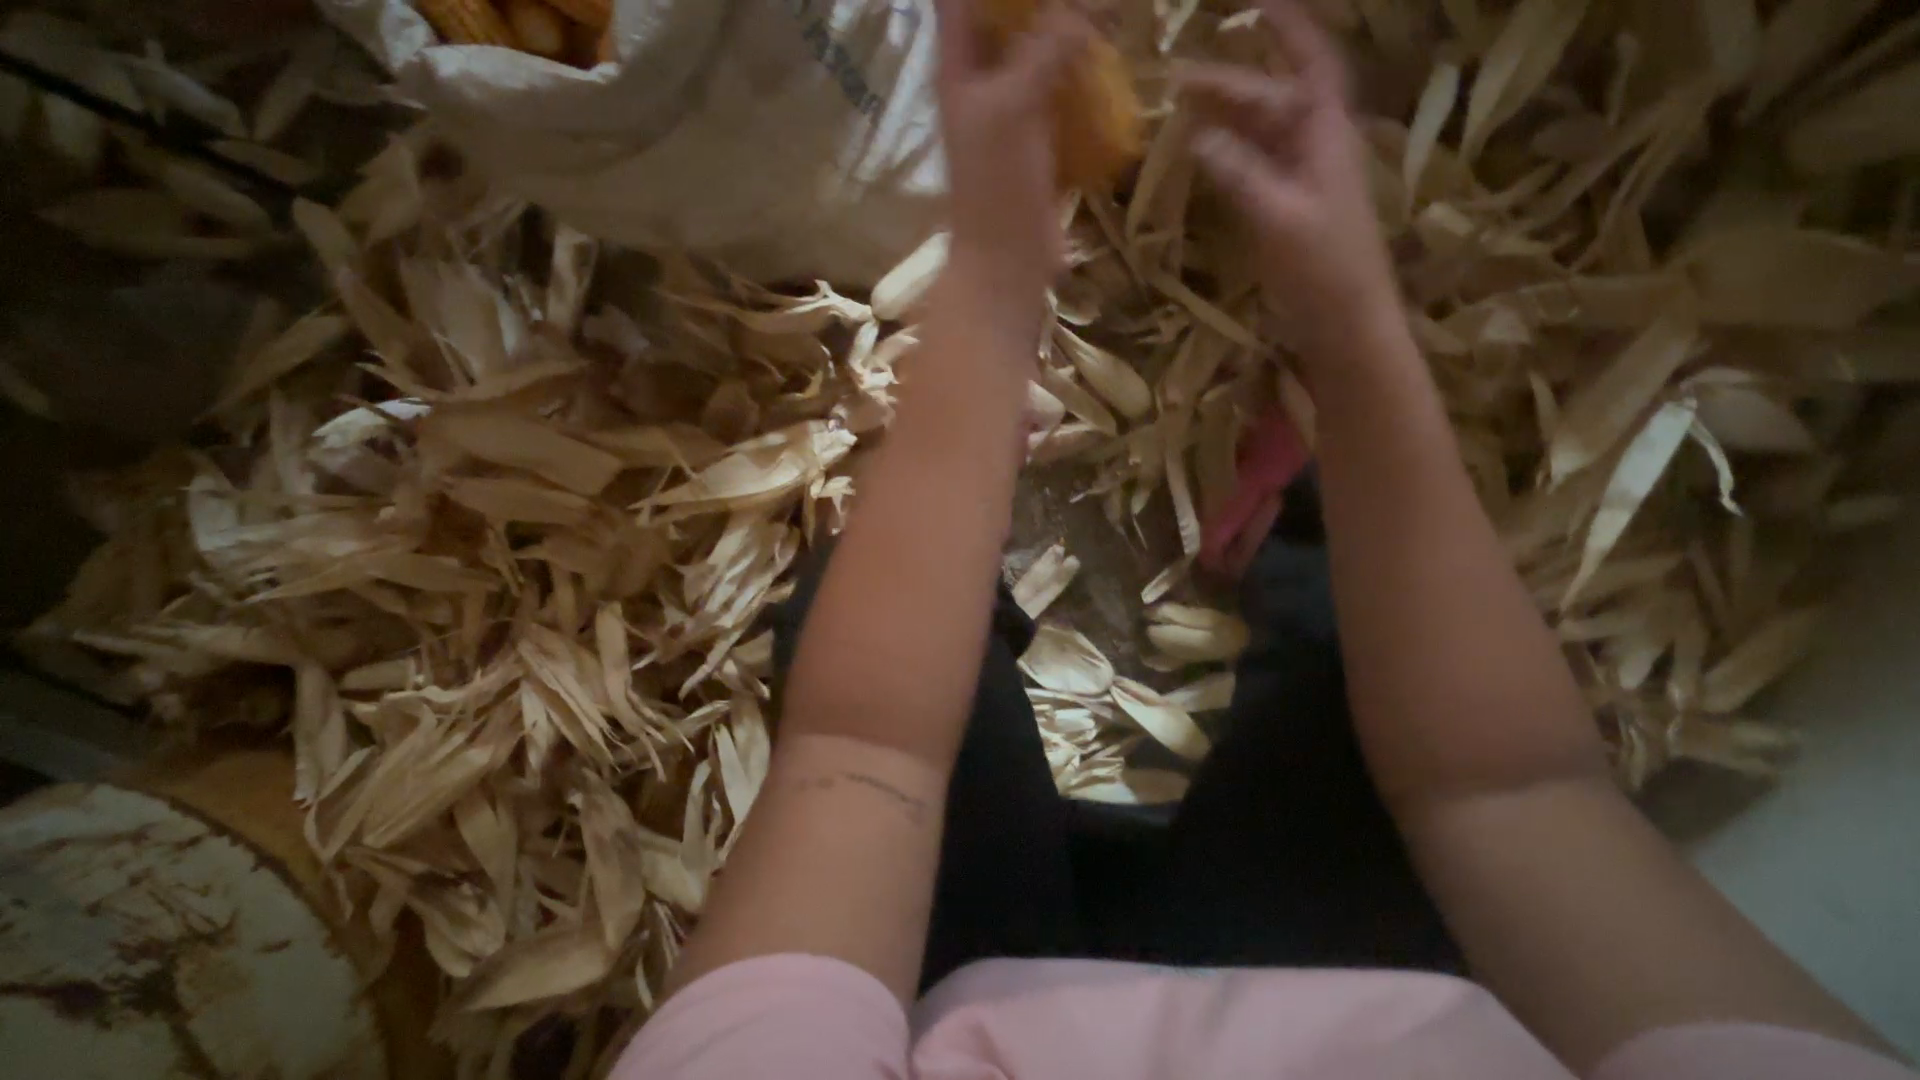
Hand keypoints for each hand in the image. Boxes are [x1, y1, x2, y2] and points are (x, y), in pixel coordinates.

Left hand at [932, 0, 1090, 352]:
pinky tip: (1110, 55)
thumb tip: (1088, 5)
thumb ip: (1045, 47)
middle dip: (1043, 3)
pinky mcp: (1040, 138)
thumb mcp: (1014, 106)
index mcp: (958, 66)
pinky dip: (1082, 71)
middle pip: (1005, 17)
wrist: (1007, 263)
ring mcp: (1011, 109)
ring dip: (1068, 28)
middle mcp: (981, 80)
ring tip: (1106, 12)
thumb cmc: (997, 187)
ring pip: (1037, 50)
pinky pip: (1061, 89)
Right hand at [1179, 0, 1399, 370]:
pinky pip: (1256, 166)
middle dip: (1230, 84)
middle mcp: (1316, 148)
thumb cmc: (1323, 268)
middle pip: (1274, 99)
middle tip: (1177, 81)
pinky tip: (1201, 157)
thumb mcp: (1279, 218)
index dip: (1289, 30)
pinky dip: (1228, 155)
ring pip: (1262, 134)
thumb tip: (1199, 135)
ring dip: (1226, 118)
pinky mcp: (1289, 209)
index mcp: (1326, 136)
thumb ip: (1240, 174)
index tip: (1255, 4)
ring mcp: (1302, 180)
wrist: (1347, 323)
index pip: (1312, 64)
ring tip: (1180, 111)